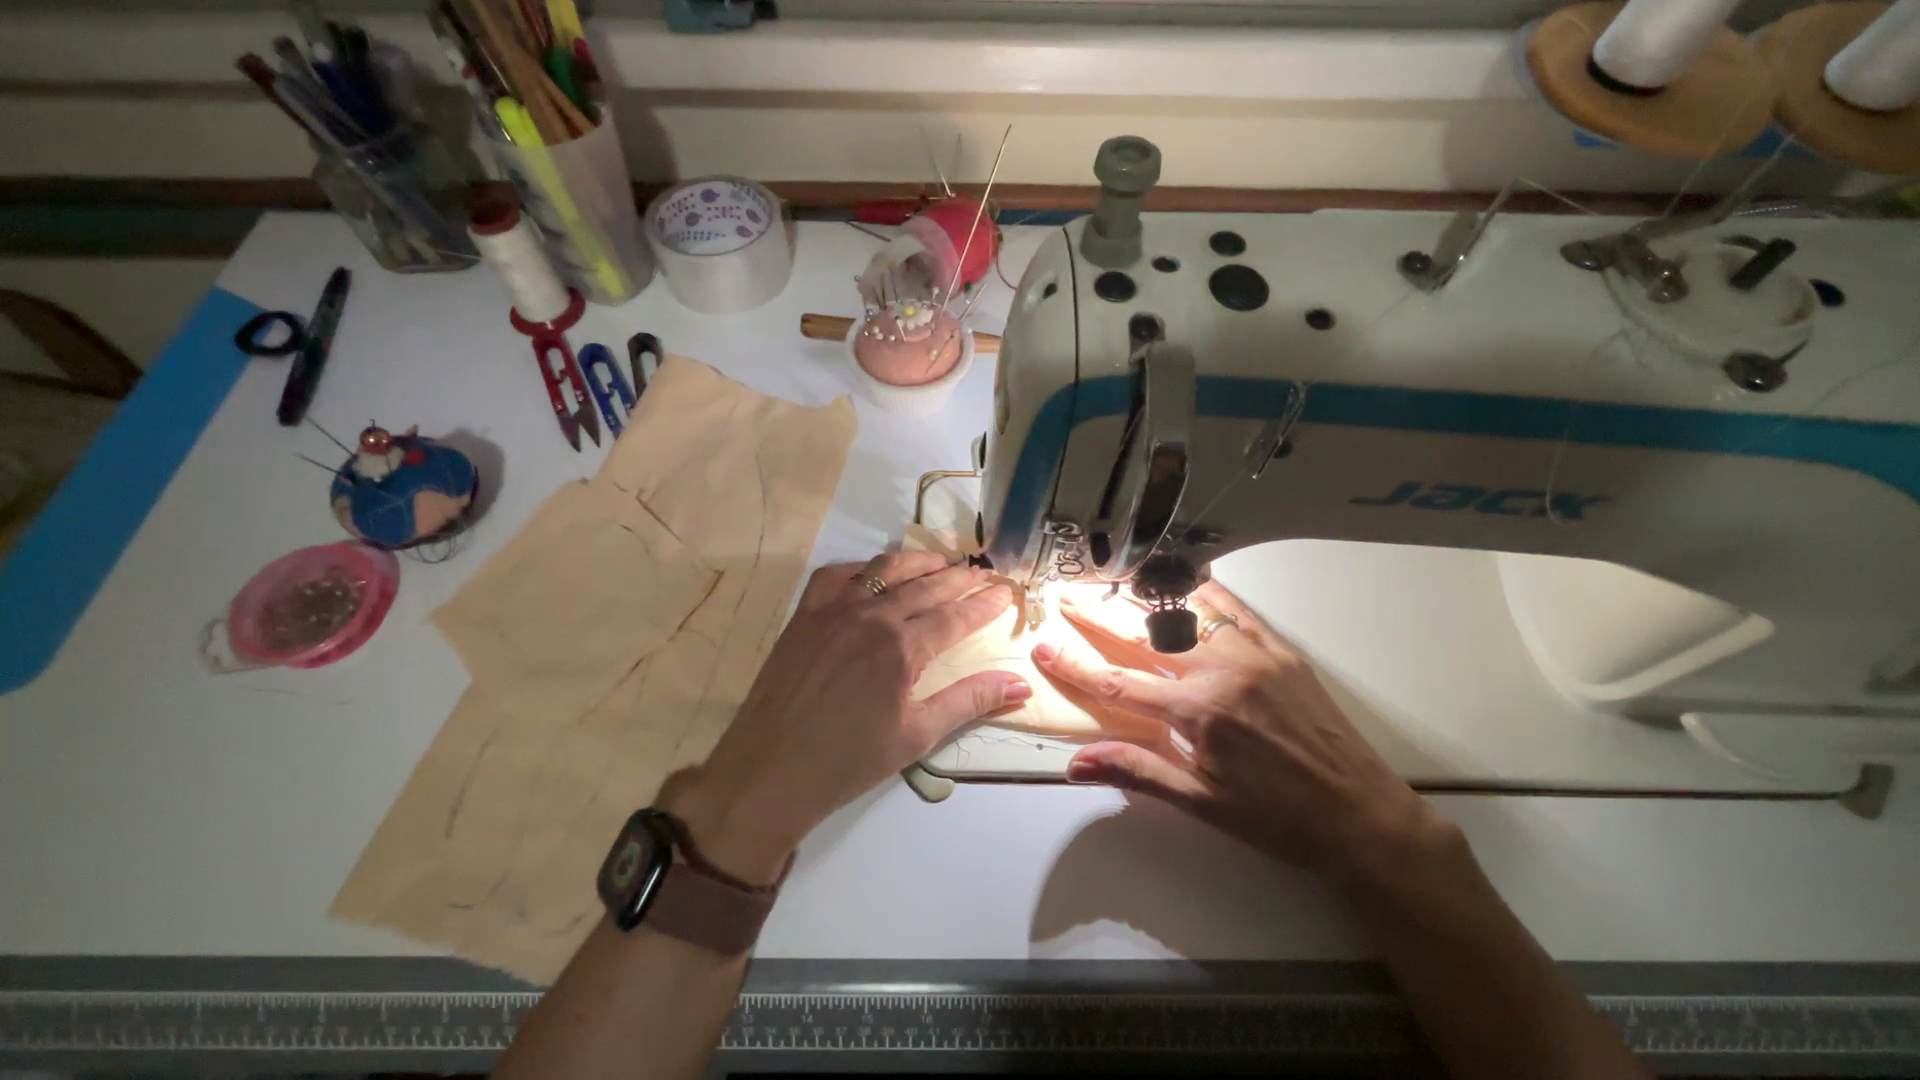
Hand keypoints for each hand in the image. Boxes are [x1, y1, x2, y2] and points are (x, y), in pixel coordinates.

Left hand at [664, 552, 1026, 882]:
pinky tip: (875, 573)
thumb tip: (1021, 685)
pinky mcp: (804, 615)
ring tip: (942, 562)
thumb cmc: (849, 761)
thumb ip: (969, 701)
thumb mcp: (917, 735)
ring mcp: (833, 611)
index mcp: (902, 648)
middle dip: (960, 578)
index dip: (984, 604)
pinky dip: (863, 567)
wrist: (770, 770)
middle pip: (926, 586)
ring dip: (918, 562)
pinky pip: (836, 575)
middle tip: (984, 573)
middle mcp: (871, 617)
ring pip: (884, 569)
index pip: (955, 616)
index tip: (1006, 592)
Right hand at [1033, 582, 1450, 890]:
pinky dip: (1202, 595)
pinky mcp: (1282, 651)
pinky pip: (1234, 610)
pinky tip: (1184, 586)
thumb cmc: (1279, 820)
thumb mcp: (1203, 804)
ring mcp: (1256, 654)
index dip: (1075, 666)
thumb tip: (1075, 764)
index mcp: (1199, 712)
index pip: (1119, 683)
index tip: (1043, 647)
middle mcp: (1223, 670)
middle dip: (1101, 617)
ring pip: (1188, 612)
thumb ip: (1139, 771)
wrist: (1364, 815)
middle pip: (1146, 636)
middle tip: (1070, 599)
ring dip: (1147, 598)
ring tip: (1116, 585)